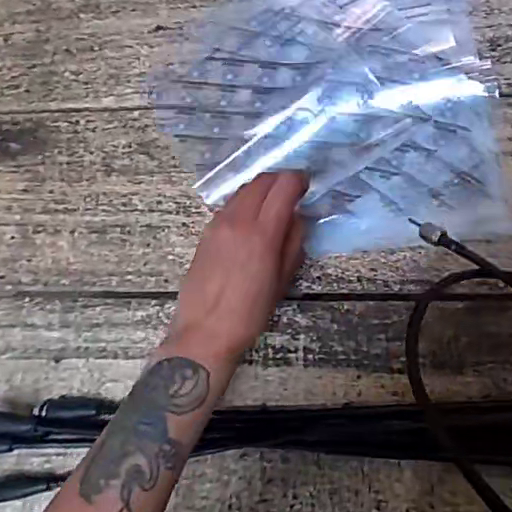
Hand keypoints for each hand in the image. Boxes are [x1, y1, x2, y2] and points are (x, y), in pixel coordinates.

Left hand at [168, 172, 307, 360]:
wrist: (205, 332)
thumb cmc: (251, 312)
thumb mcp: (283, 278)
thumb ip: (293, 241)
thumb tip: (296, 217)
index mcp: (262, 233)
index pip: (284, 185)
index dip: (299, 180)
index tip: (307, 186)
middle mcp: (238, 220)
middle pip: (262, 180)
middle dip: (281, 180)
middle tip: (294, 192)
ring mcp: (217, 224)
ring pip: (244, 189)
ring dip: (263, 189)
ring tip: (274, 205)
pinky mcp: (206, 232)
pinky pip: (230, 205)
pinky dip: (246, 202)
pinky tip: (253, 221)